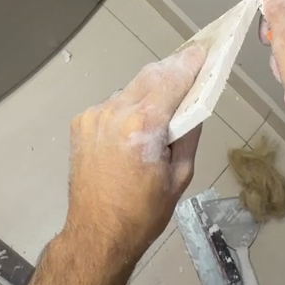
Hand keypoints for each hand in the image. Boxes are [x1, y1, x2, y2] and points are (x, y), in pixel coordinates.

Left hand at [63, 45, 206, 263]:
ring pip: (130, 89)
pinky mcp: (82, 121)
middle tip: (189, 64)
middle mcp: (116, 111)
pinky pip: (113, 105)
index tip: (203, 50)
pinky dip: (127, 108)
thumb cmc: (144, 212)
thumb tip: (193, 105)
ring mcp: (95, 114)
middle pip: (150, 75)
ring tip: (162, 105)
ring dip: (148, 91)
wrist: (96, 234)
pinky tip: (132, 128)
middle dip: (171, 69)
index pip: (172, 80)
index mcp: (144, 124)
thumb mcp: (180, 175)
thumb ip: (188, 134)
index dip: (189, 63)